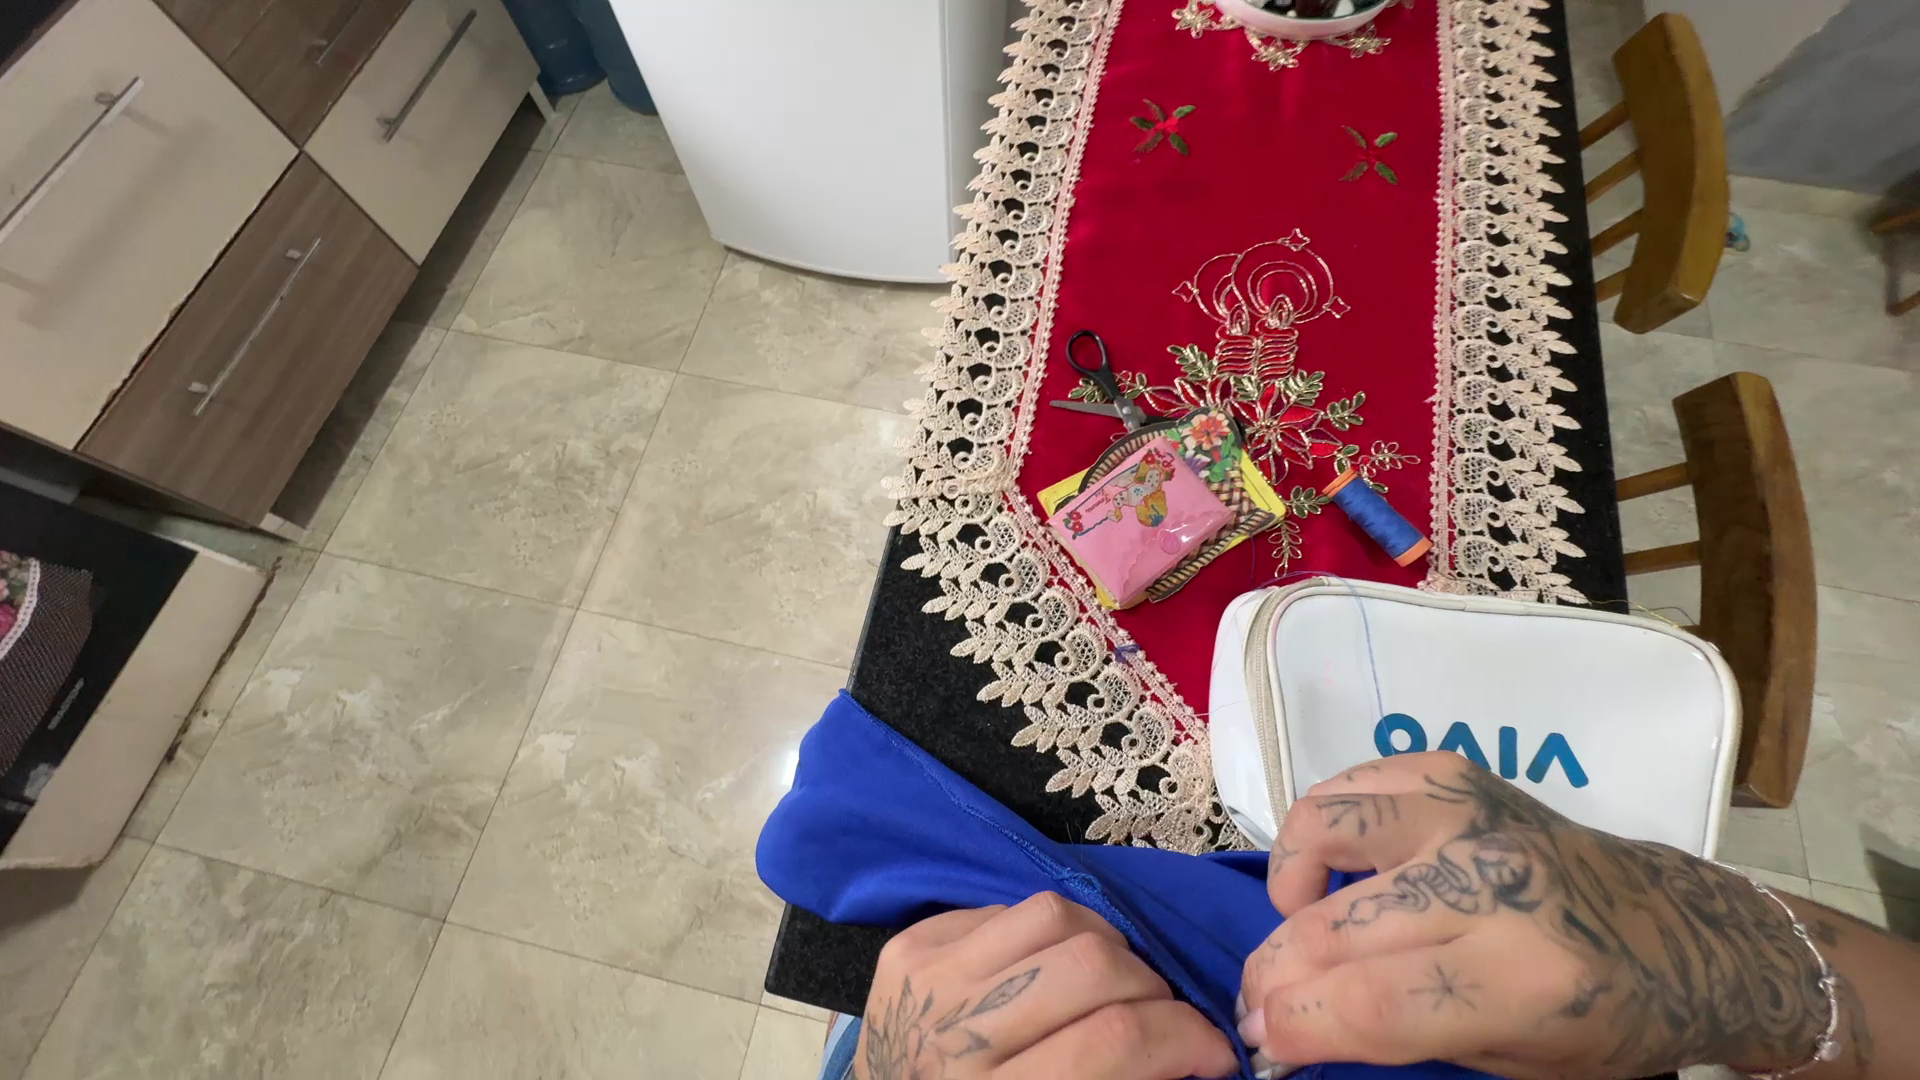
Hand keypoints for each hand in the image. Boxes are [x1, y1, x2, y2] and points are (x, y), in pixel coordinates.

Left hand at [855, 892, 1238, 1079]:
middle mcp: (956, 1030)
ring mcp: (927, 974)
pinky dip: (1047, 934)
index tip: (1214, 1048)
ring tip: (1113, 977)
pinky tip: (1049, 965)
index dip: (1183, 1035)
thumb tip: (1198, 1049)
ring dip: (1104, 942)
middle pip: (1089, 964)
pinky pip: (1007, 907)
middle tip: (1163, 1012)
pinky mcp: (911, 942)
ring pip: (1052, 914)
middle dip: (1150, 985)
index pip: (1113, 1039)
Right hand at [1236, 753, 1828, 1079]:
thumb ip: (1403, 1036)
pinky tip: (1333, 864)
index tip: (1260, 1037)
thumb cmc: (1609, 1019)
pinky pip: (1347, 785)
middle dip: (1274, 970)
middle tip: (1255, 995)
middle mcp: (1494, 881)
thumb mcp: (1523, 1062)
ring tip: (1297, 914)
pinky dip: (1319, 825)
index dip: (1299, 1022)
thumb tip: (1291, 1024)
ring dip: (1288, 880)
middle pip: (1336, 926)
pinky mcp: (1451, 771)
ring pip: (1323, 826)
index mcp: (1533, 978)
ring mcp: (1467, 811)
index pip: (1374, 1002)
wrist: (1685, 930)